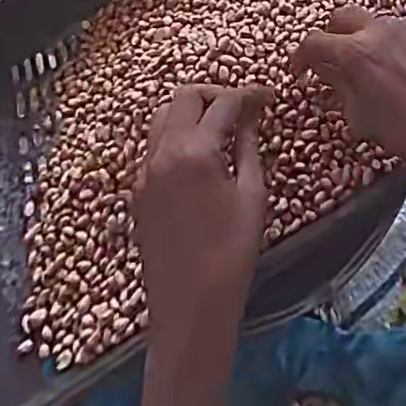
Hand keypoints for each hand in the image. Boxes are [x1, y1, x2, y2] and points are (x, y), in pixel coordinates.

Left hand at [135, 84, 271, 342]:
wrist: (188, 310)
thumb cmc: (232, 255)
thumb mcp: (252, 196)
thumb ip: (249, 147)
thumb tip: (250, 117)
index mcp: (195, 152)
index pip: (223, 103)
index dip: (249, 95)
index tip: (267, 97)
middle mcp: (162, 152)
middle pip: (184, 97)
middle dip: (215, 94)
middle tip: (241, 108)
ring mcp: (144, 171)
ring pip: (163, 116)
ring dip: (191, 111)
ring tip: (220, 126)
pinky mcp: (138, 190)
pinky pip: (154, 144)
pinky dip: (176, 135)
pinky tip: (199, 154)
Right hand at [290, 4, 405, 157]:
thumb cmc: (403, 130)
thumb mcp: (359, 115)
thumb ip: (338, 86)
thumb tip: (326, 72)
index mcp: (354, 52)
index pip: (314, 42)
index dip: (301, 56)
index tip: (300, 68)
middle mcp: (377, 30)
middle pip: (341, 16)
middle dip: (331, 34)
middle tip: (332, 56)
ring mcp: (405, 27)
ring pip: (373, 22)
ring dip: (364, 38)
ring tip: (372, 64)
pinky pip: (401, 30)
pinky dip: (392, 43)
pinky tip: (401, 67)